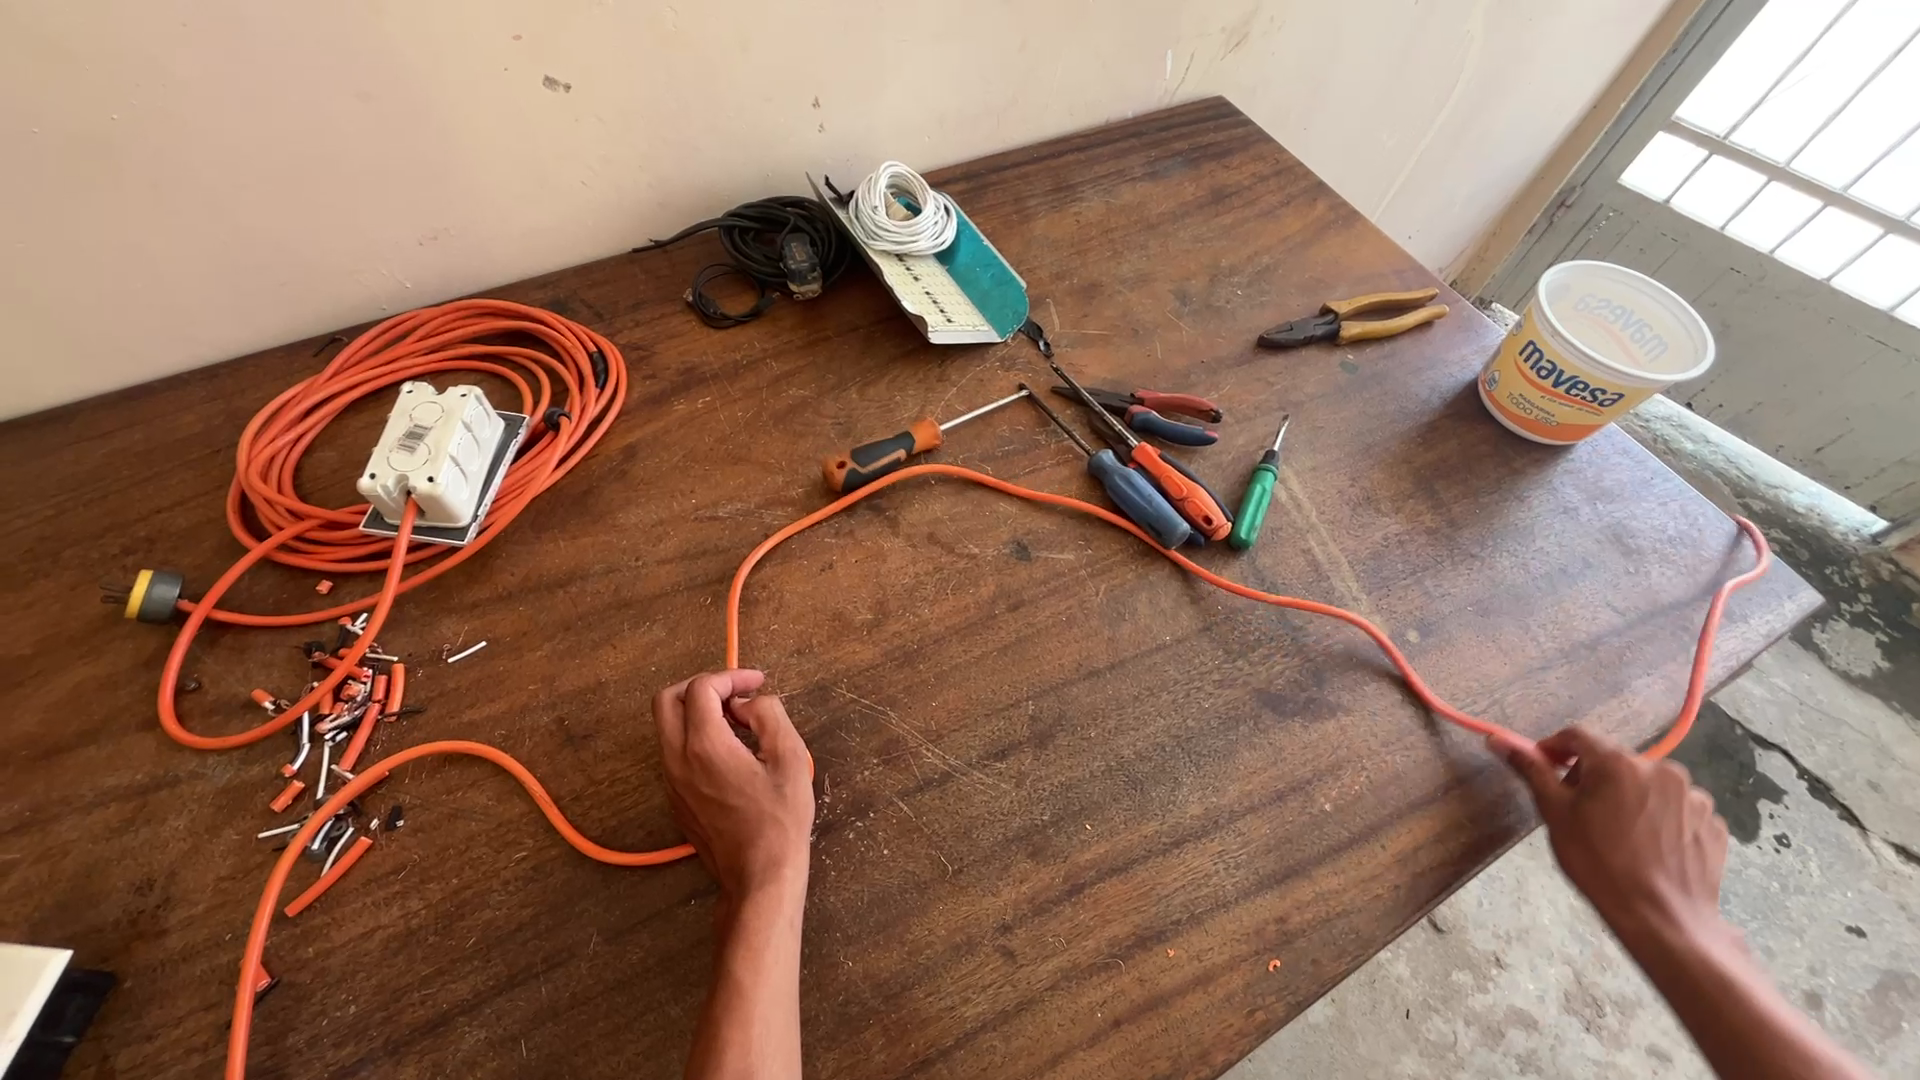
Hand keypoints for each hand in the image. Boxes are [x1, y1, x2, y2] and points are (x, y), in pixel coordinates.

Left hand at [654, 670, 814, 904]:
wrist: (759, 876)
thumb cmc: (780, 820)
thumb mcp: (790, 757)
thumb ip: (769, 715)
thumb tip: (749, 704)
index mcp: (705, 747)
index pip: (701, 688)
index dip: (731, 676)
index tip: (758, 682)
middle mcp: (677, 761)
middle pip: (667, 700)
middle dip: (702, 686)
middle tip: (737, 693)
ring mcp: (672, 782)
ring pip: (668, 726)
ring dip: (698, 711)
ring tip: (740, 722)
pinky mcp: (676, 798)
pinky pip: (675, 751)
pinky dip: (697, 736)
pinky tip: (732, 750)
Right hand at [1491, 725, 1730, 941]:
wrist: (1662, 917)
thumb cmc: (1597, 860)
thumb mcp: (1554, 812)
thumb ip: (1531, 769)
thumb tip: (1498, 740)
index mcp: (1617, 762)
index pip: (1577, 736)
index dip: (1554, 748)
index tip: (1544, 770)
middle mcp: (1662, 769)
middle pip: (1613, 760)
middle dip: (1591, 776)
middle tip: (1578, 809)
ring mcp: (1695, 797)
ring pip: (1646, 784)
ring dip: (1627, 795)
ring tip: (1617, 831)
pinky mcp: (1714, 824)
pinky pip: (1676, 807)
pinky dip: (1658, 816)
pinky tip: (1648, 844)